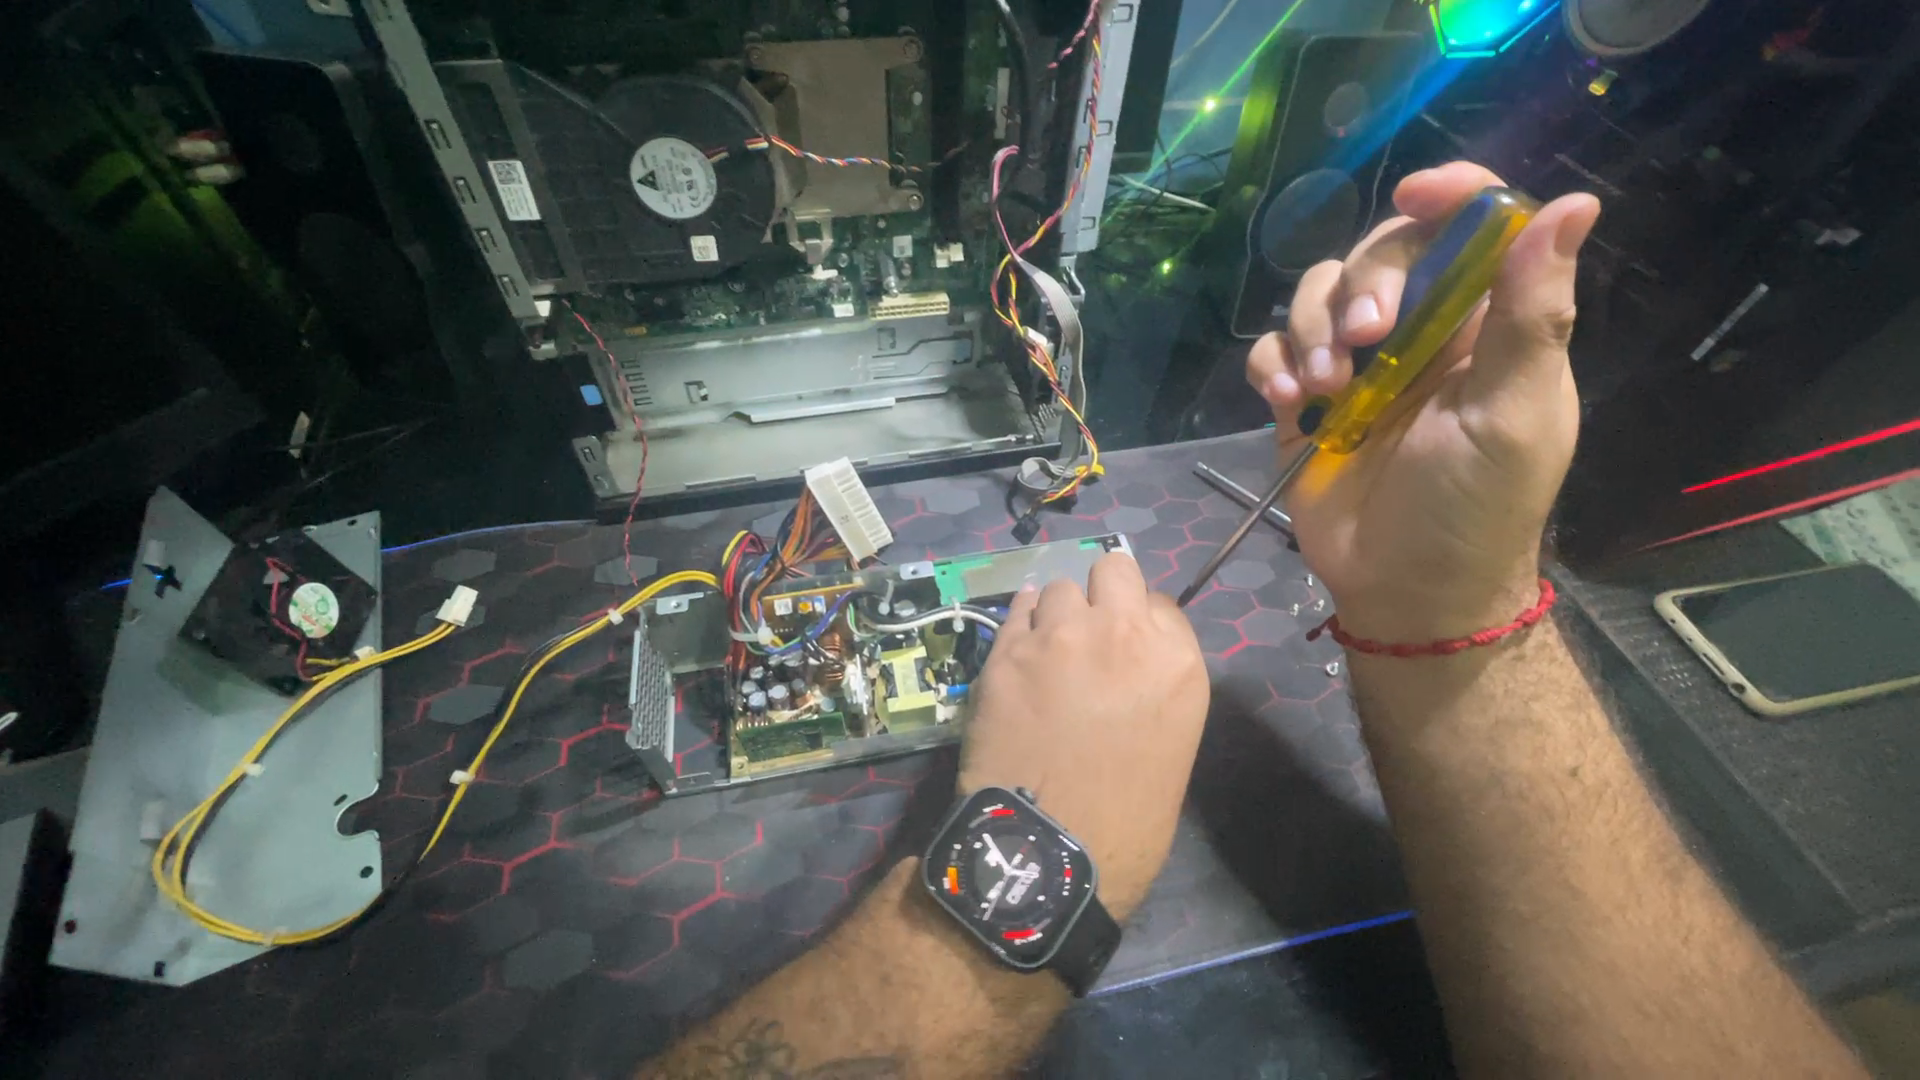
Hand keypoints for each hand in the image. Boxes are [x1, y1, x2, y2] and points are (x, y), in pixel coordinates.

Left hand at [959, 552, 1208, 919]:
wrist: (1052, 854)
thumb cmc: (1127, 820)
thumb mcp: (1172, 742)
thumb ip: (1153, 680)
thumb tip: (1126, 658)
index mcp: (1176, 663)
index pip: (1159, 603)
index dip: (1139, 621)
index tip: (1125, 645)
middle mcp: (1120, 633)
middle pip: (1112, 569)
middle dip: (1102, 591)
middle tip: (1090, 629)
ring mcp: (1059, 637)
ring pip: (1058, 588)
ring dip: (1057, 613)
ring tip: (1049, 653)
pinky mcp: (1007, 653)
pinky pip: (1015, 611)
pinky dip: (1021, 623)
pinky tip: (1021, 648)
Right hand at [1244, 162, 1600, 640]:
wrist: (1403, 586)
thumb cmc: (1474, 506)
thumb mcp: (1514, 413)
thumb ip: (1531, 314)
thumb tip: (1571, 204)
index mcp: (1482, 325)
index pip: (1470, 231)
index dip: (1448, 196)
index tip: (1414, 194)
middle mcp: (1416, 334)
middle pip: (1377, 254)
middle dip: (1362, 285)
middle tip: (1363, 341)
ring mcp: (1352, 369)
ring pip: (1313, 296)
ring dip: (1309, 330)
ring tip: (1321, 390)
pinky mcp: (1301, 403)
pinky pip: (1271, 352)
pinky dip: (1270, 364)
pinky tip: (1286, 402)